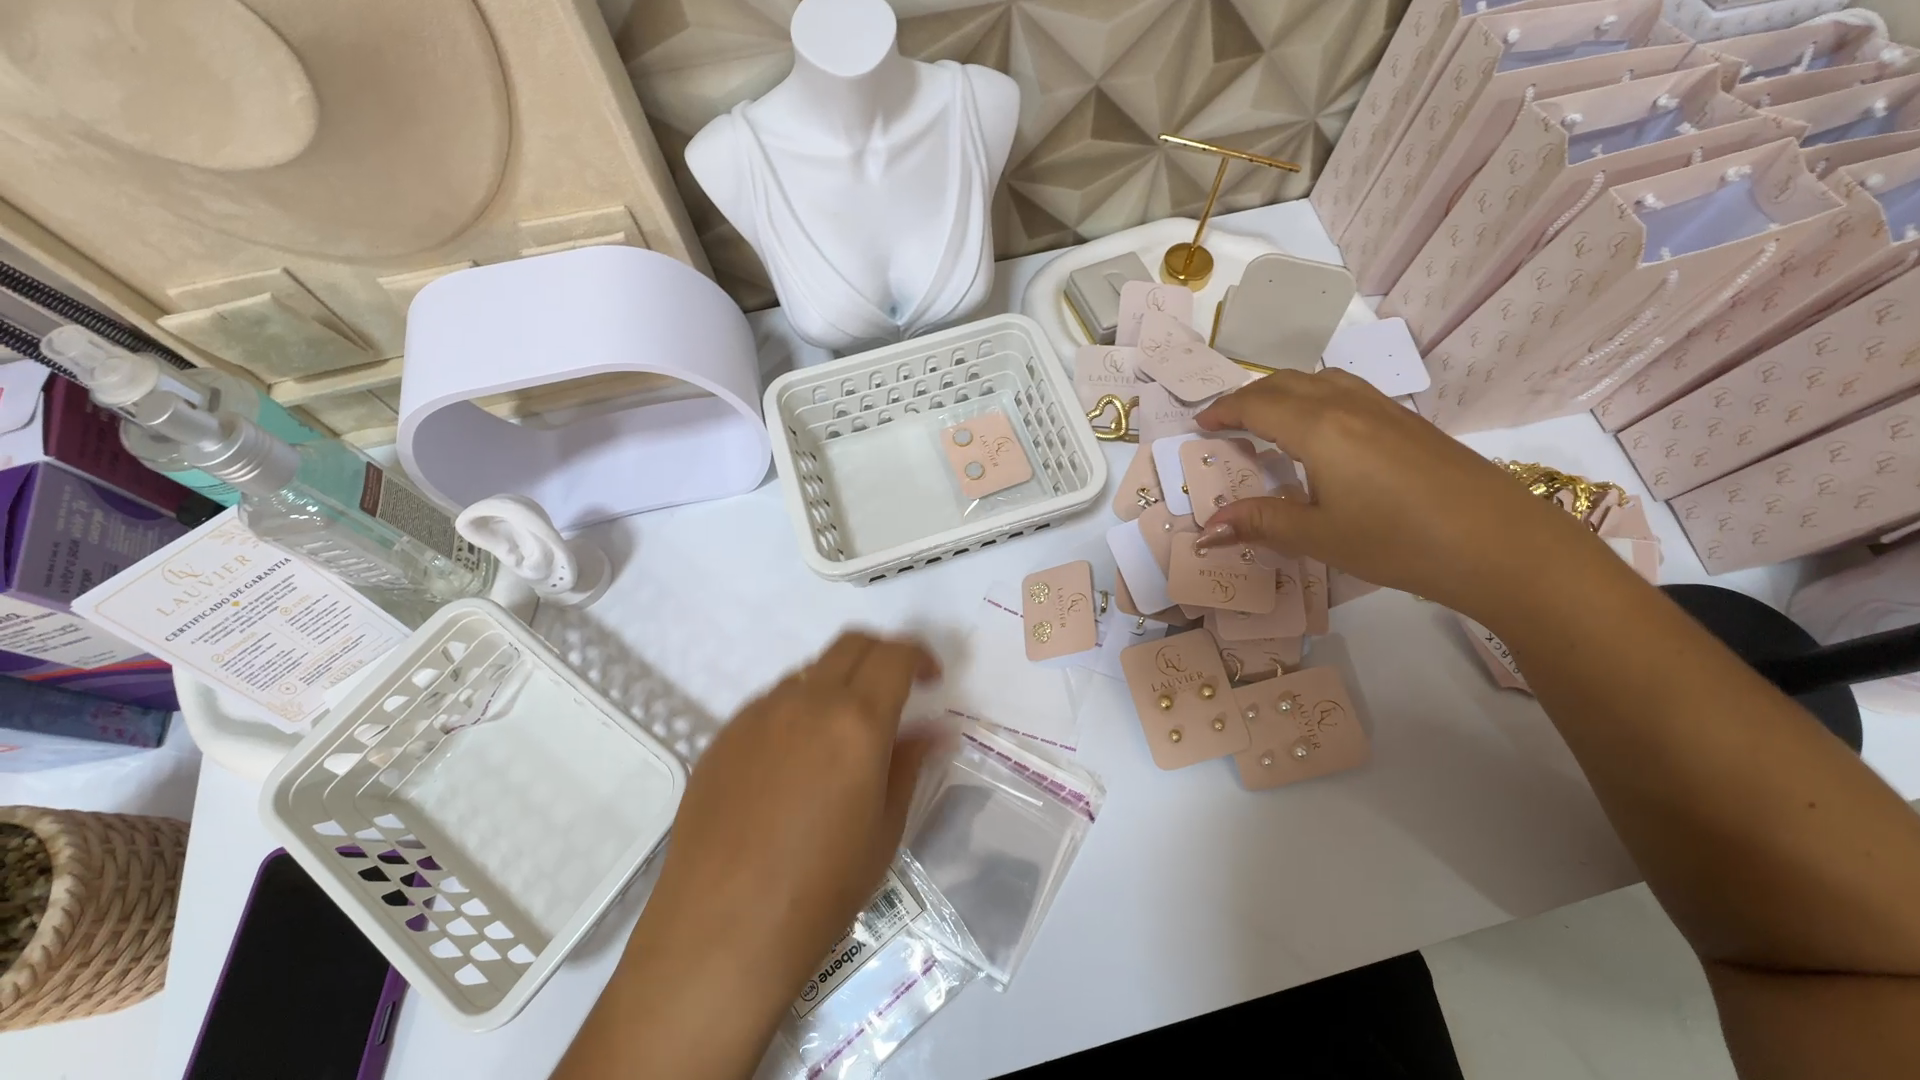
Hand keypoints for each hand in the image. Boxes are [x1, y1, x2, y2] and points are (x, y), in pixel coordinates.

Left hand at [555, 632, 942, 1079]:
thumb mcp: (884, 830)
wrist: (722, 928)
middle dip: (882, 656)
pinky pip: (771, 704)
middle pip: (850, 645)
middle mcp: (804, 702)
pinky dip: (797, 711)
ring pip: (808, 673)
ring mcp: (756, 716)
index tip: (932, 680)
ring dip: (837, 684)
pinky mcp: (722, 738)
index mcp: (855, 721)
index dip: (921, 657)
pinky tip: (795, 765)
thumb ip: (908, 765)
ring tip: (844, 737)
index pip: (895, 655)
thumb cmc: (822, 889)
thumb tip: (932, 731)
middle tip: (898, 692)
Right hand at [1192, 369, 1606, 619]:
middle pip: (1285, 383)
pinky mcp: (1409, 421)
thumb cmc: (1398, 542)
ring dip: (1284, 391)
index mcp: (1318, 429)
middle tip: (1226, 422)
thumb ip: (1261, 523)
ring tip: (1269, 419)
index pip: (1257, 405)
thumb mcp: (1320, 537)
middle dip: (1248, 396)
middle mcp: (1348, 405)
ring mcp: (1384, 409)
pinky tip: (1324, 430)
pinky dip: (1317, 397)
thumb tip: (1207, 529)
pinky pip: (1348, 390)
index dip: (1224, 411)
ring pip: (1320, 380)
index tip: (1200, 425)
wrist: (1498, 543)